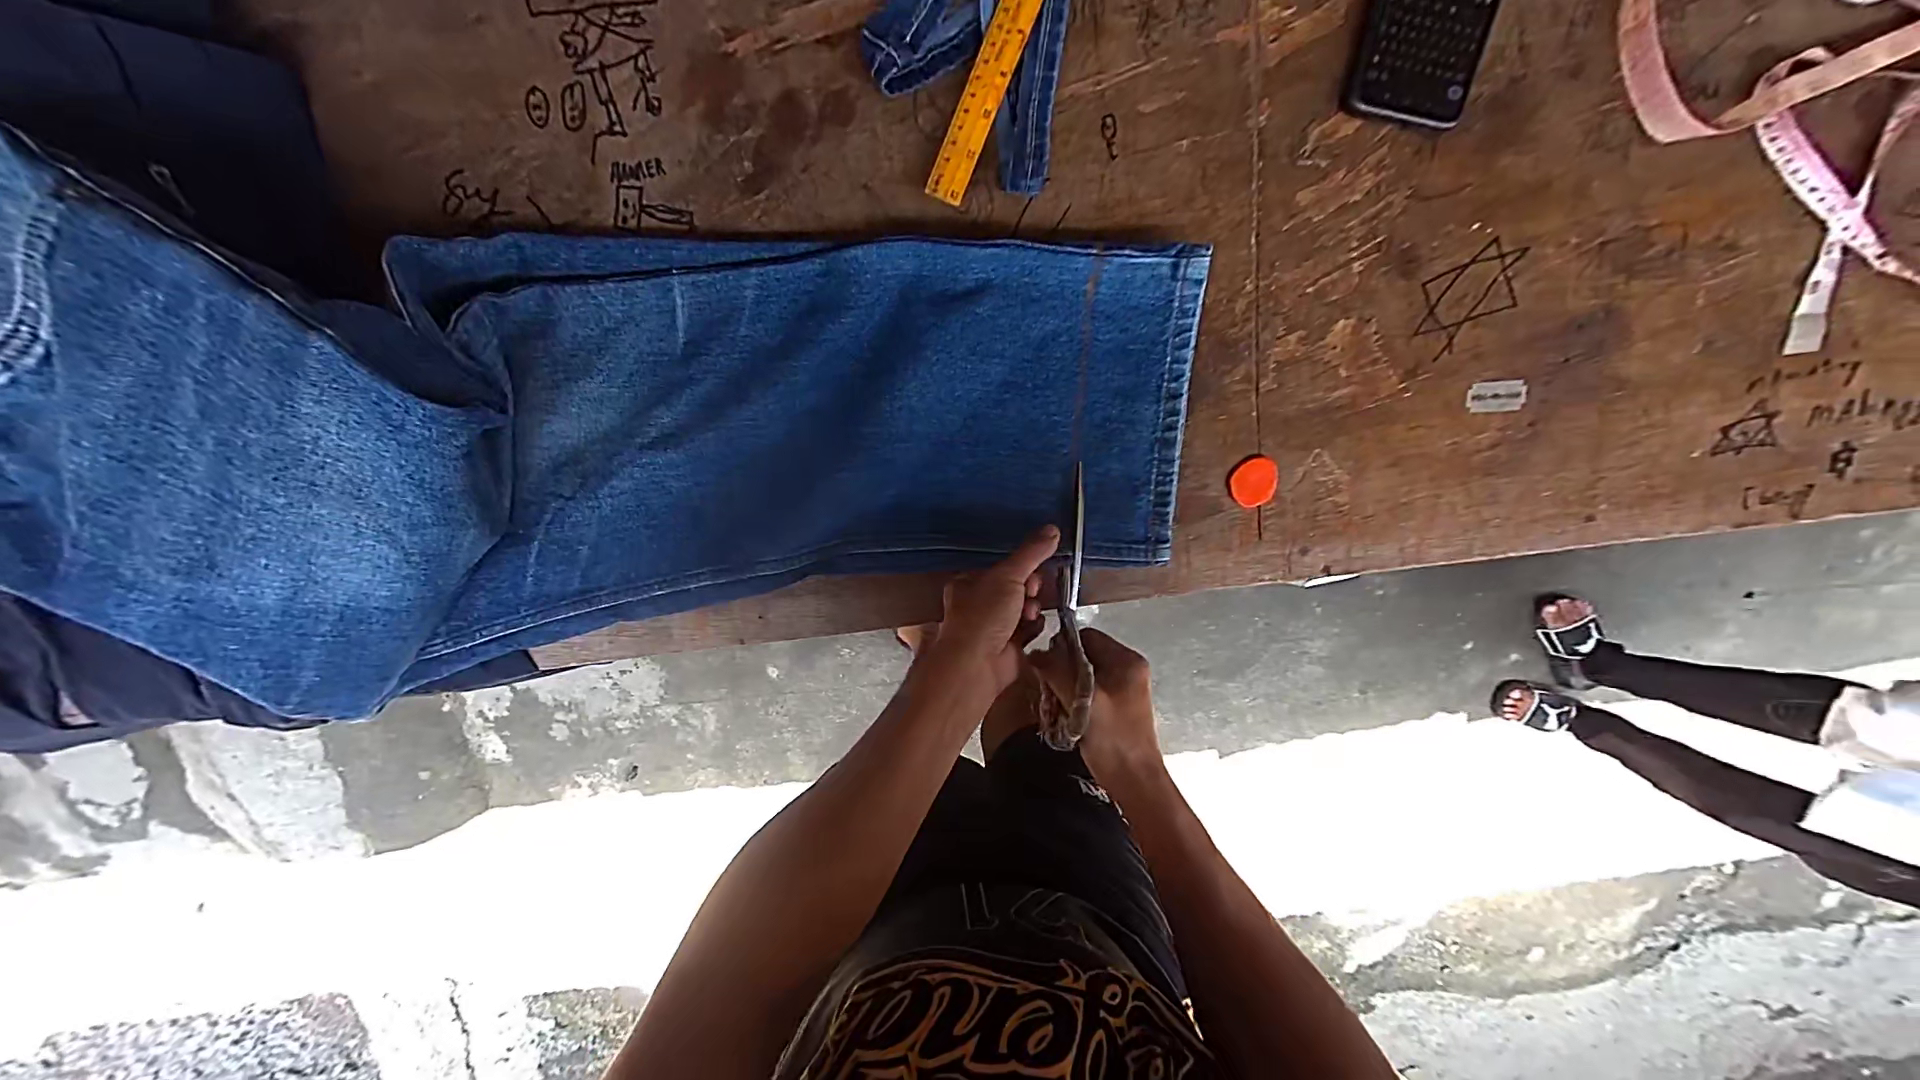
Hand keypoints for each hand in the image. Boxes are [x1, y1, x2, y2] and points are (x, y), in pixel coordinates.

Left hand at [917, 525, 1059, 697]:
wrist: (977, 664)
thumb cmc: (983, 615)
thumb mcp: (1008, 576)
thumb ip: (1031, 553)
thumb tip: (1052, 529)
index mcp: (970, 583)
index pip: (1002, 568)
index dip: (1020, 567)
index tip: (1032, 570)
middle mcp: (979, 604)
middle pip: (1015, 588)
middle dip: (1029, 588)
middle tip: (1032, 591)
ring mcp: (993, 626)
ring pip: (1024, 608)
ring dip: (1032, 608)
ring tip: (1029, 613)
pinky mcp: (1008, 646)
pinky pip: (1028, 630)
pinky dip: (1034, 627)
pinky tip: (1033, 627)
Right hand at [1032, 627, 1163, 789]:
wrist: (1134, 781)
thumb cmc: (1113, 738)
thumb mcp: (1081, 699)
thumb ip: (1057, 671)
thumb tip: (1035, 653)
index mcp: (1126, 660)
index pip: (1085, 636)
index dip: (1062, 648)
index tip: (1046, 668)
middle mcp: (1126, 668)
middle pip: (1081, 655)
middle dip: (1061, 672)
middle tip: (1051, 694)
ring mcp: (1121, 688)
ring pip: (1079, 675)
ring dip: (1063, 690)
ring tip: (1057, 709)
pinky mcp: (1113, 706)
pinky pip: (1084, 692)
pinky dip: (1071, 702)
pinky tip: (1066, 719)